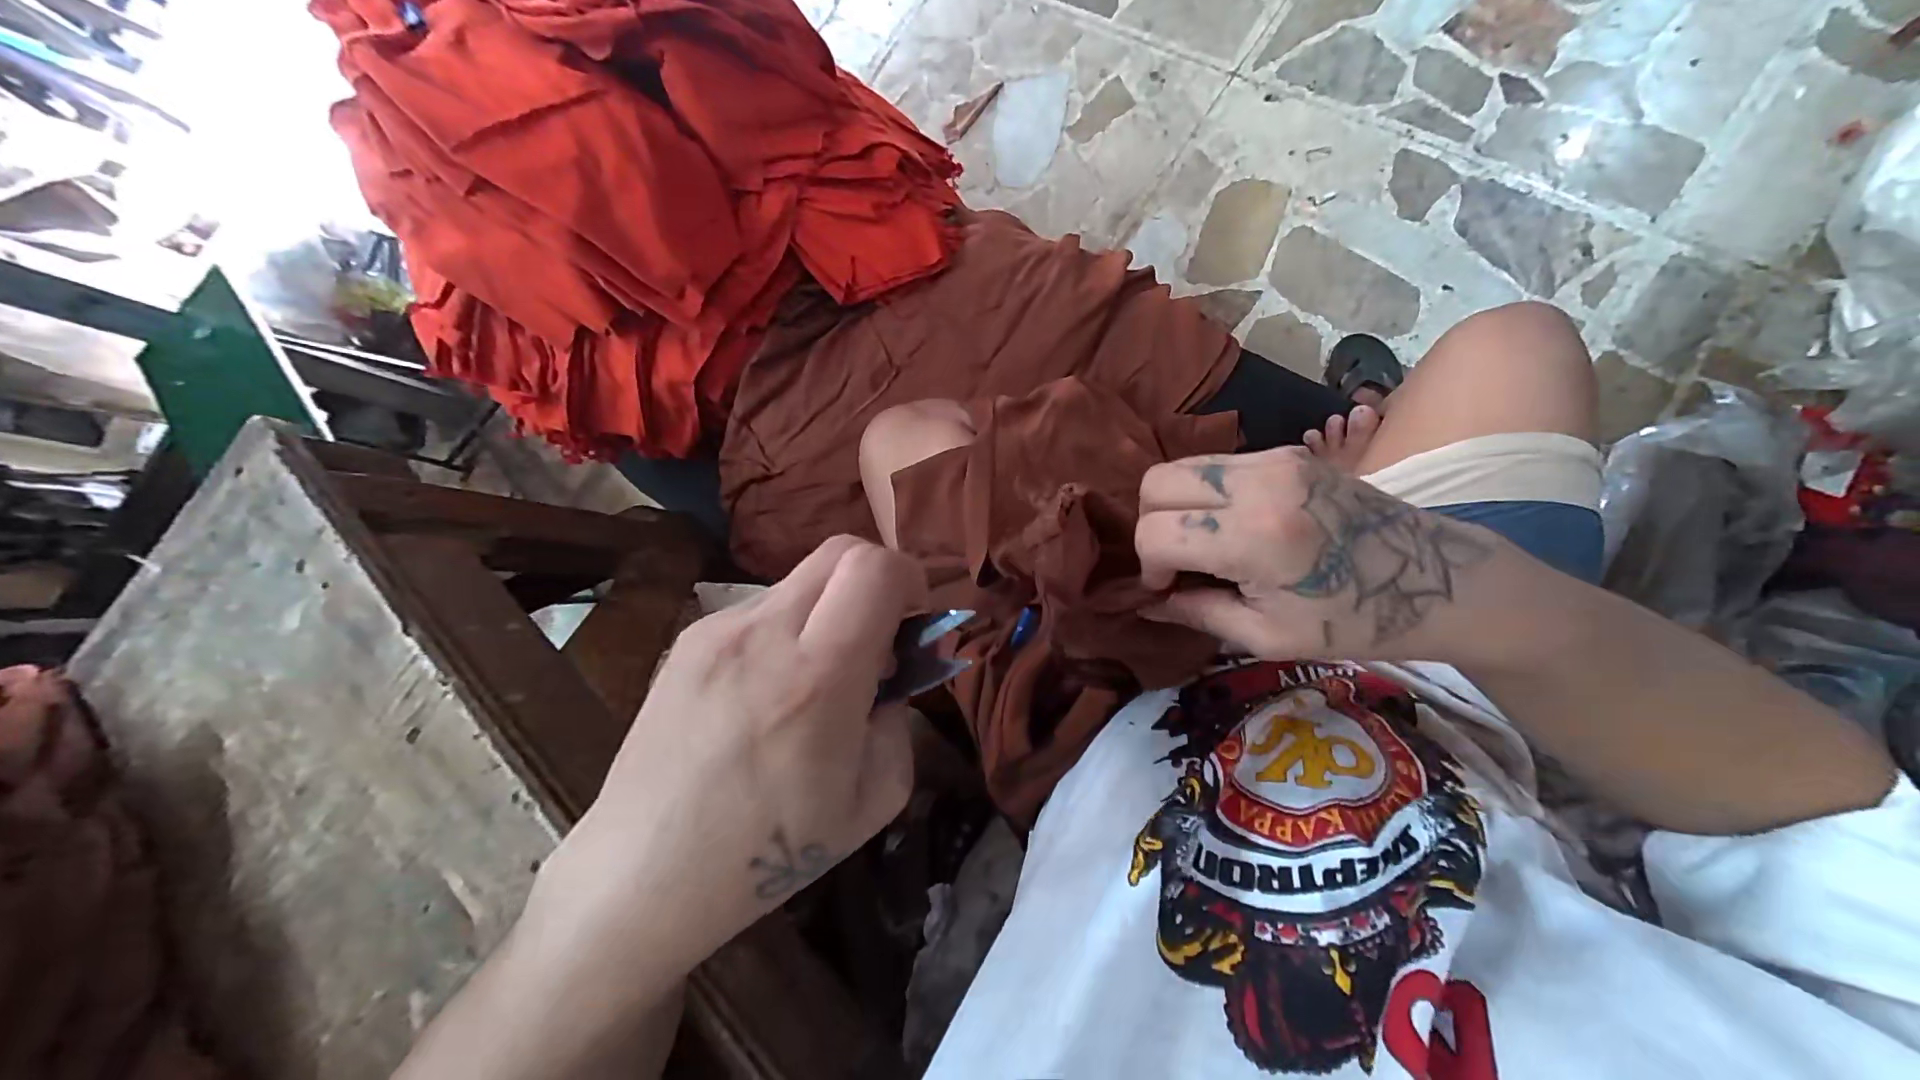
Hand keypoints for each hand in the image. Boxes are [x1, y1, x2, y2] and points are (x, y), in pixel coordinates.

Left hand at [526, 535, 927, 998]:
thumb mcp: (875, 797)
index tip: (913, 621)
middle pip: (840, 550)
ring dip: (829, 608)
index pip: (876, 568)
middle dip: (876, 580)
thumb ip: (899, 719)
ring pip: (800, 580)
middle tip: (877, 640)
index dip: (910, 578)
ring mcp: (717, 630)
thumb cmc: (771, 849)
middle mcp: (765, 633)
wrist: (646, 871)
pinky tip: (767, 691)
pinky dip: (787, 630)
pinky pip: (760, 610)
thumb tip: (891, 674)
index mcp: (820, 675)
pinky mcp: (688, 639)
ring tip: (816, 676)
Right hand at [1135, 447, 1495, 659]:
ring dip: (1175, 507)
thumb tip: (1148, 603)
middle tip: (1174, 562)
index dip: (1149, 565)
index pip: (1157, 532)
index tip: (1165, 589)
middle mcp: (1260, 483)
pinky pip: (1216, 464)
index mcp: (1256, 537)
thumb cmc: (1355, 622)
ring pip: (1180, 466)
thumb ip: (1197, 613)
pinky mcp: (1288, 452)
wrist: (1440, 582)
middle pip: (1156, 482)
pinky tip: (1229, 527)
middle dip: (1150, 525)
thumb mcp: (1267, 637)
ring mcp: (1276, 458)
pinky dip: (1204, 494)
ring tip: (1200, 544)